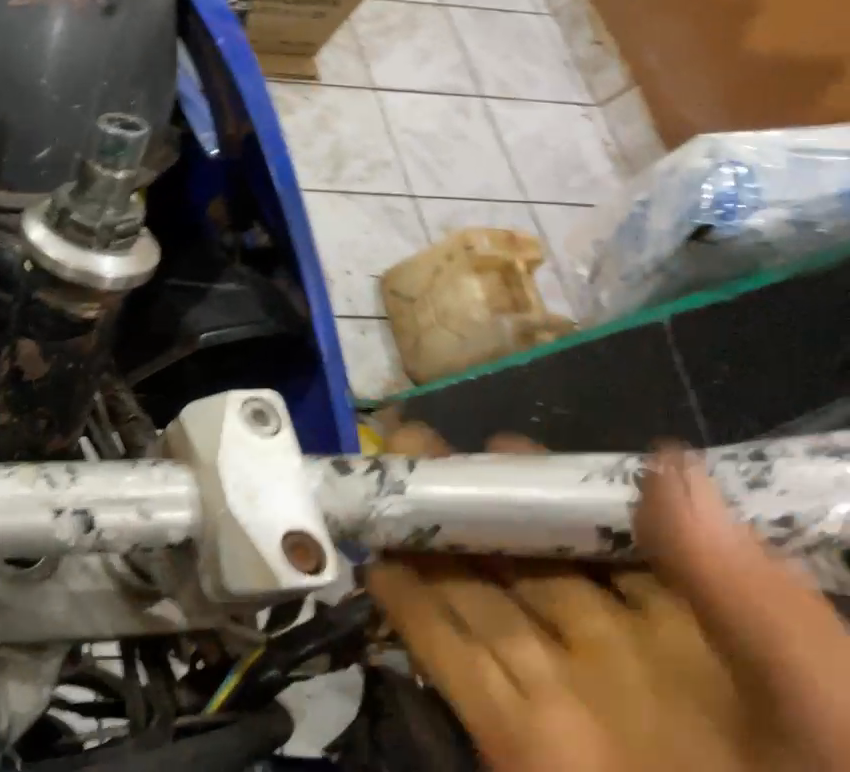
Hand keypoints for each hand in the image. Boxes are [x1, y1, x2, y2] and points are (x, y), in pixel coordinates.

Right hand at [365, 425, 849, 771]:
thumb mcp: (825, 694)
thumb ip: (744, 588)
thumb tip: (661, 458)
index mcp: (698, 632)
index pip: (608, 537)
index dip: (550, 487)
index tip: (497, 446)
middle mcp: (615, 651)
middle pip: (523, 559)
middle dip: (465, 501)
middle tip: (409, 442)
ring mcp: (556, 693)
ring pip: (473, 599)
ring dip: (421, 543)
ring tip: (374, 487)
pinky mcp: (508, 736)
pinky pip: (446, 659)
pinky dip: (405, 610)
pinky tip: (373, 562)